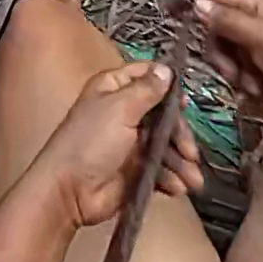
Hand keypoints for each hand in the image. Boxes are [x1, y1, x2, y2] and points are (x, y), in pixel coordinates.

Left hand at [23, 61, 203, 230]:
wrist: (69, 192)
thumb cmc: (91, 141)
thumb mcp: (119, 109)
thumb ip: (146, 90)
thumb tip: (167, 69)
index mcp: (114, 88)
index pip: (146, 76)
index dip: (168, 85)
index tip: (186, 100)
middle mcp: (124, 110)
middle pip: (163, 113)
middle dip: (179, 133)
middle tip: (190, 151)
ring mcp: (130, 141)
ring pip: (165, 144)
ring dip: (181, 161)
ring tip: (193, 181)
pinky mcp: (135, 169)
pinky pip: (160, 168)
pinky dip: (171, 177)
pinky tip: (178, 188)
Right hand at [193, 0, 262, 131]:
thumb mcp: (262, 37)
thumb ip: (228, 20)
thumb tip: (196, 3)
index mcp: (258, 3)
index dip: (197, 5)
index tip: (178, 20)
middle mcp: (256, 19)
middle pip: (217, 28)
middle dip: (221, 52)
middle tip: (232, 71)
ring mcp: (259, 45)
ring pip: (226, 53)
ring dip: (235, 72)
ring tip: (254, 85)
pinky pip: (239, 71)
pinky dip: (246, 83)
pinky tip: (261, 92)